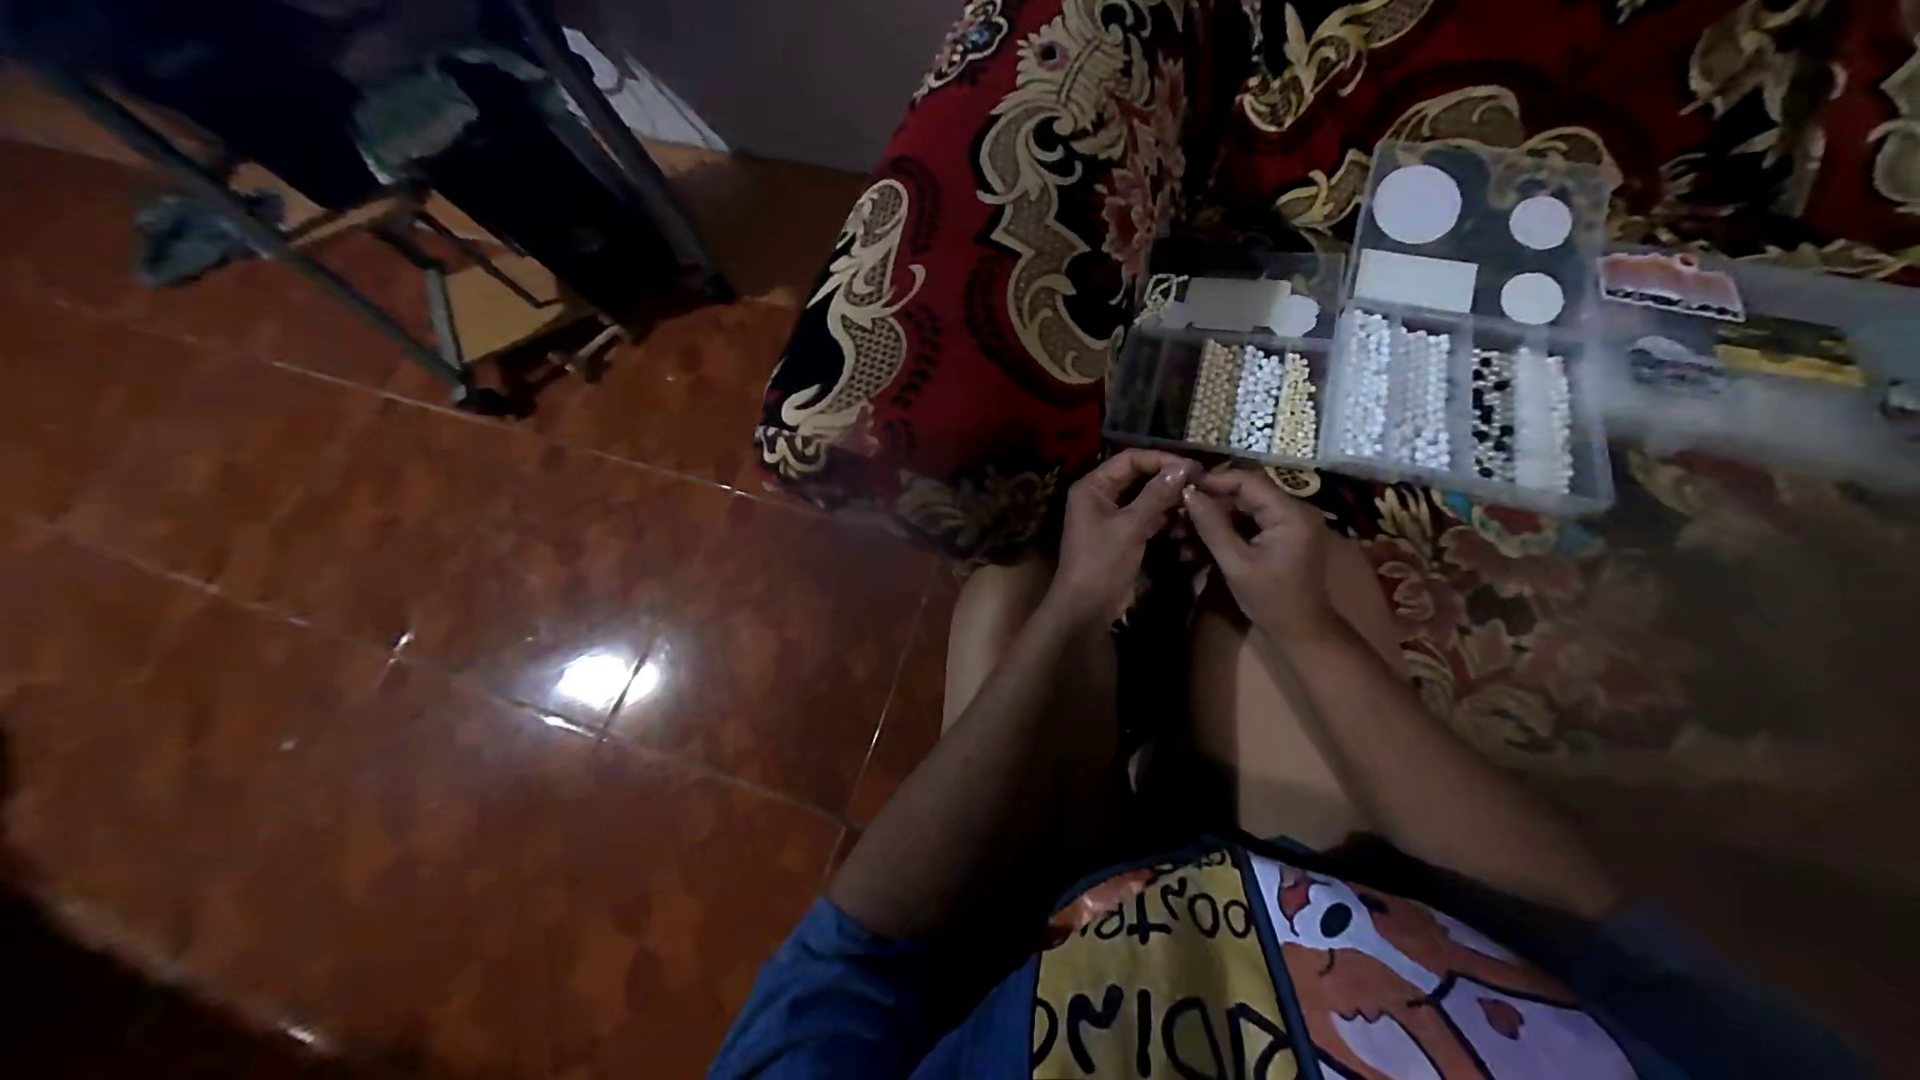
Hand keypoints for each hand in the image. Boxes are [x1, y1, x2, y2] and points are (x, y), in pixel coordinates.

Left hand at [1047, 449, 1197, 623]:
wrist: (1086, 606)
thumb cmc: (1102, 562)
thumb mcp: (1131, 526)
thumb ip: (1156, 495)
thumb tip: (1184, 467)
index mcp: (1092, 486)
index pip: (1129, 459)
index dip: (1161, 459)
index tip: (1193, 466)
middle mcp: (1099, 496)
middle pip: (1137, 476)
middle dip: (1167, 478)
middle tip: (1201, 481)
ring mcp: (1110, 516)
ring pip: (1144, 497)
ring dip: (1168, 498)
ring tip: (1197, 499)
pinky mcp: (1121, 535)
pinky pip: (1145, 517)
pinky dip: (1163, 516)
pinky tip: (1187, 518)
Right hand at [1181, 469, 1340, 640]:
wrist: (1300, 630)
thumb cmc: (1270, 599)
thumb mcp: (1235, 563)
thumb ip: (1212, 525)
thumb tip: (1187, 493)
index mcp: (1290, 513)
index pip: (1247, 481)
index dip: (1213, 481)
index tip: (1180, 489)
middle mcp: (1294, 509)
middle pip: (1244, 494)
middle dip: (1209, 503)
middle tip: (1176, 514)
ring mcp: (1288, 522)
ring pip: (1242, 509)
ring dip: (1212, 519)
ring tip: (1180, 533)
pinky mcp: (1281, 535)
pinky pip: (1248, 523)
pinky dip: (1224, 531)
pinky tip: (1197, 545)